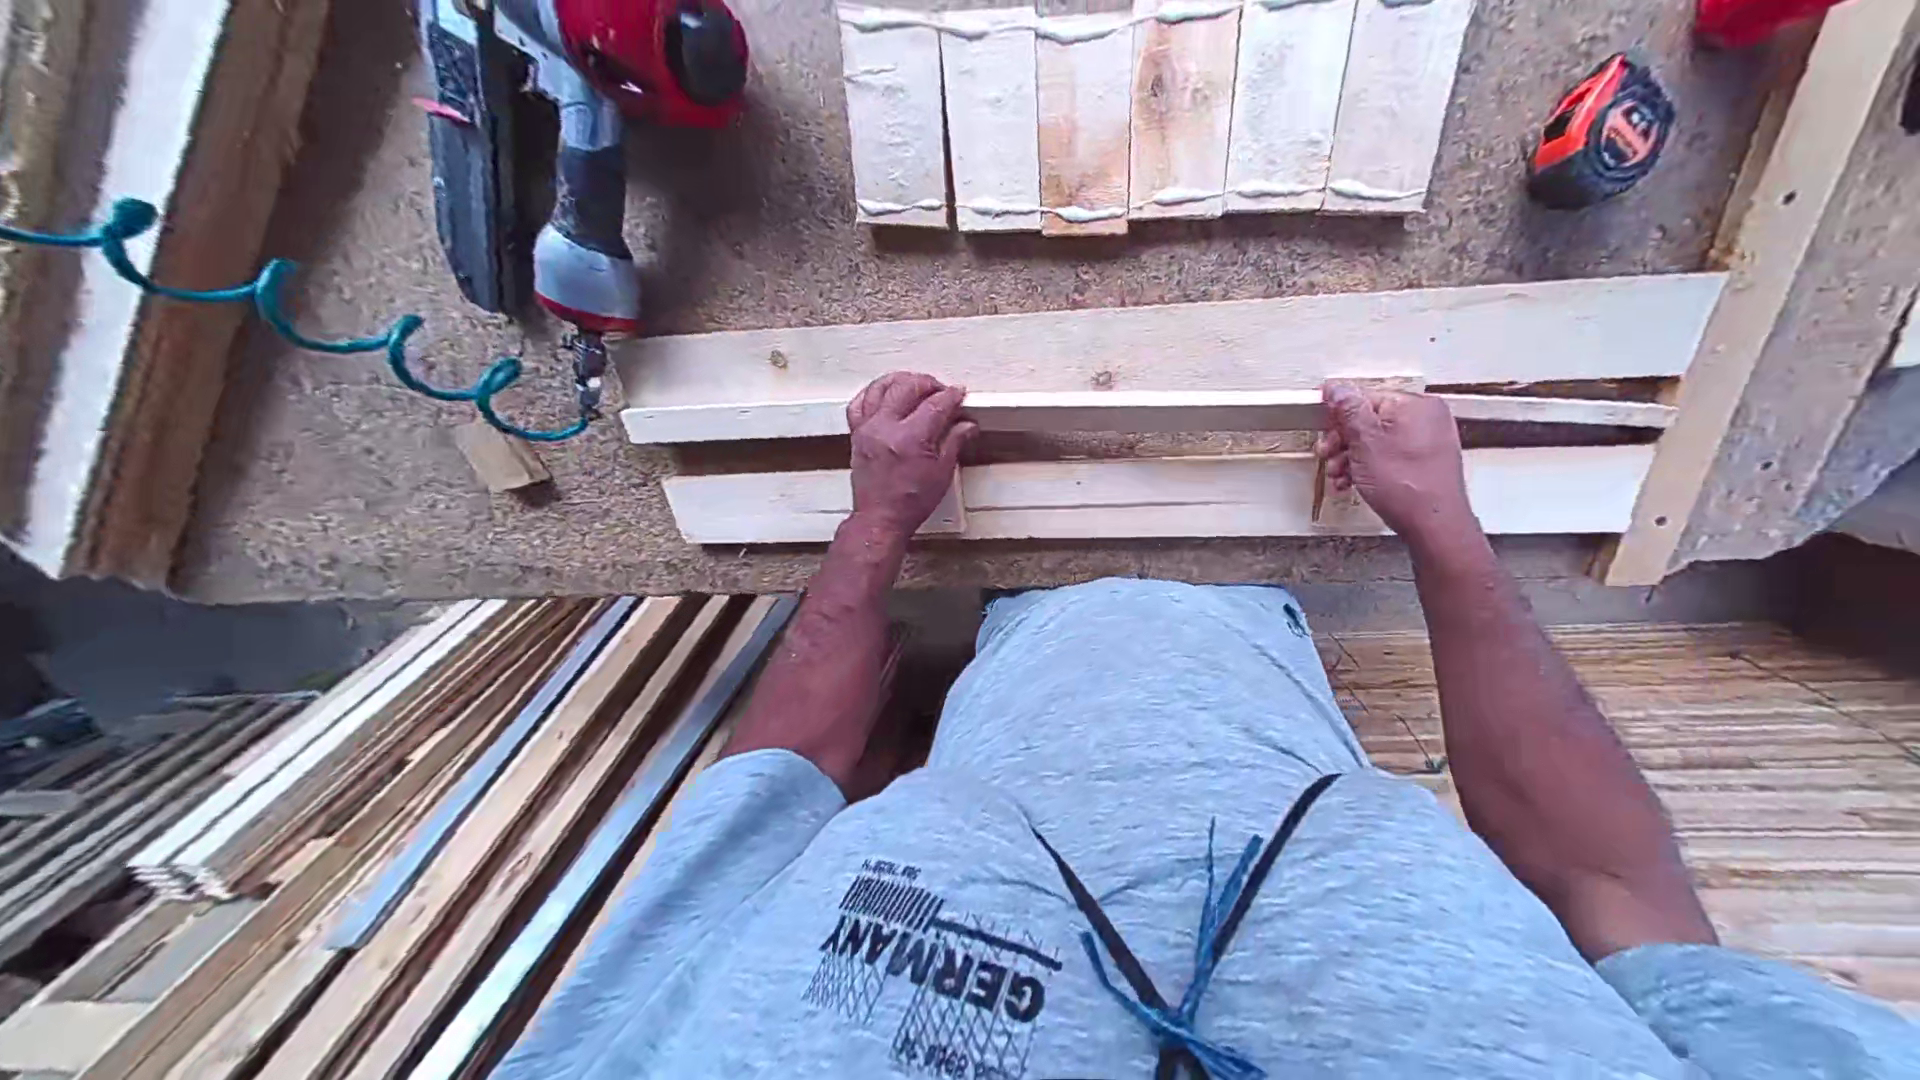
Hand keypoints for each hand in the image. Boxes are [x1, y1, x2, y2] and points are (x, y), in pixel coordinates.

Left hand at [845, 372, 977, 539]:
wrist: (881, 518)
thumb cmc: (908, 503)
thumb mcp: (942, 473)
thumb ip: (954, 442)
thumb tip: (966, 425)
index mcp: (911, 438)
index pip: (935, 404)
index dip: (951, 396)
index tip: (959, 394)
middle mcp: (886, 428)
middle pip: (907, 387)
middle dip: (928, 383)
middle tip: (940, 390)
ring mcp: (868, 430)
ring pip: (881, 387)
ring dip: (900, 381)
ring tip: (914, 385)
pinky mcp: (857, 435)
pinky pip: (859, 403)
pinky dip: (873, 393)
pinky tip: (884, 394)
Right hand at [1315, 381, 1475, 543]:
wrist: (1432, 523)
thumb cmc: (1406, 485)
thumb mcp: (1365, 442)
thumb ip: (1349, 410)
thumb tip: (1337, 388)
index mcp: (1415, 405)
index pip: (1366, 398)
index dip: (1339, 417)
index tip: (1324, 430)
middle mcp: (1426, 418)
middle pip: (1369, 420)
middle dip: (1342, 441)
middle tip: (1328, 455)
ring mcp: (1427, 440)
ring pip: (1375, 441)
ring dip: (1349, 458)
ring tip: (1339, 475)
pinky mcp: (1423, 461)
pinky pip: (1387, 455)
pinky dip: (1367, 467)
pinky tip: (1352, 482)